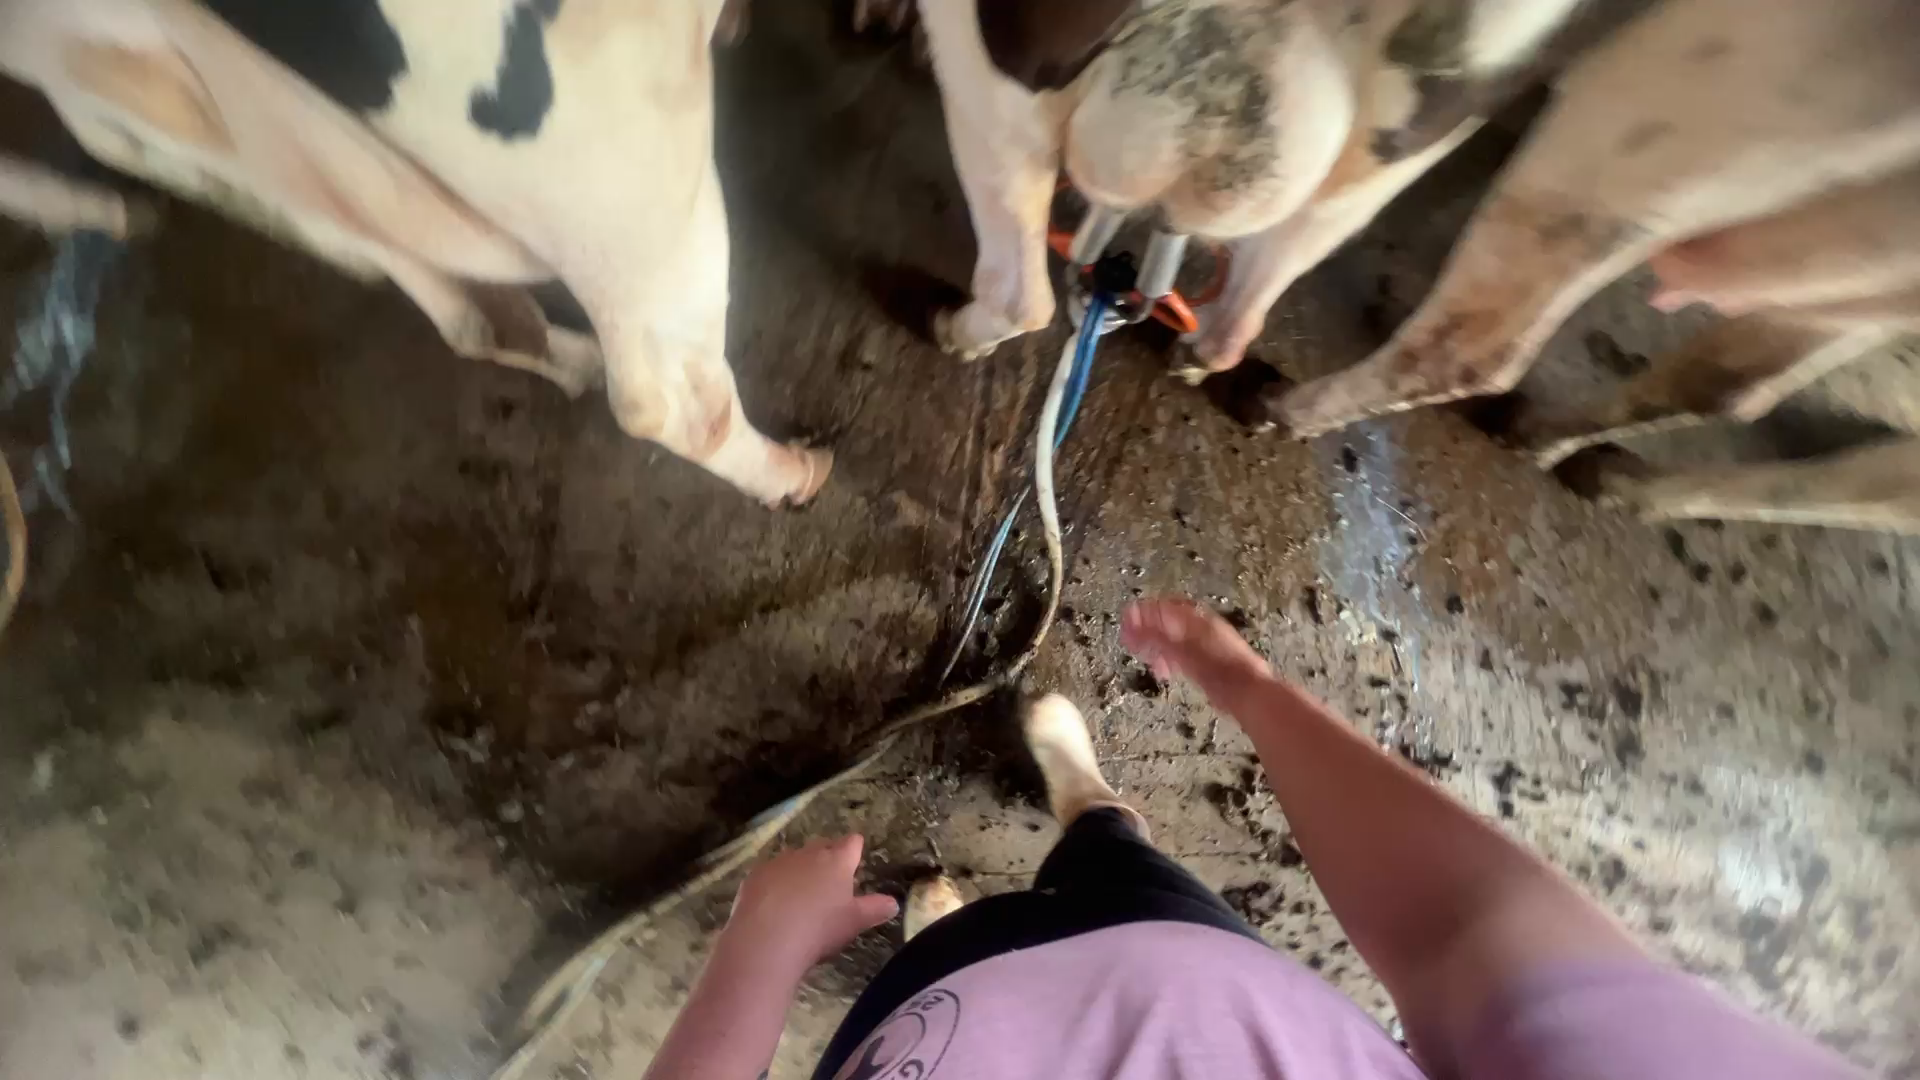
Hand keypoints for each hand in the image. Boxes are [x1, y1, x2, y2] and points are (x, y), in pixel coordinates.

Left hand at [725, 835, 898, 973]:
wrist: (767, 941)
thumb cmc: (819, 929)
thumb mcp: (853, 923)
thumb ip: (875, 909)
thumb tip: (894, 903)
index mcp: (837, 861)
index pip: (852, 842)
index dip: (854, 850)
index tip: (854, 861)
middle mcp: (810, 853)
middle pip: (823, 845)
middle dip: (827, 858)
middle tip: (828, 884)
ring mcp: (781, 861)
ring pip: (795, 857)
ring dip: (799, 869)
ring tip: (798, 896)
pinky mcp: (756, 874)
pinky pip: (770, 871)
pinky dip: (774, 882)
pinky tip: (772, 905)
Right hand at [1121, 596, 1270, 686]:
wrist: (1251, 693)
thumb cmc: (1218, 671)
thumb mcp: (1181, 652)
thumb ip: (1156, 635)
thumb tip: (1133, 617)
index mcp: (1195, 620)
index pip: (1162, 606)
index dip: (1141, 614)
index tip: (1126, 625)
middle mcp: (1203, 626)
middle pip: (1168, 620)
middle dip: (1148, 630)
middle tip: (1133, 644)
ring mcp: (1209, 641)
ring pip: (1176, 636)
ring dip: (1159, 646)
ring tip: (1150, 662)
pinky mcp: (1213, 657)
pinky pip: (1186, 650)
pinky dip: (1172, 656)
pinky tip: (1168, 669)